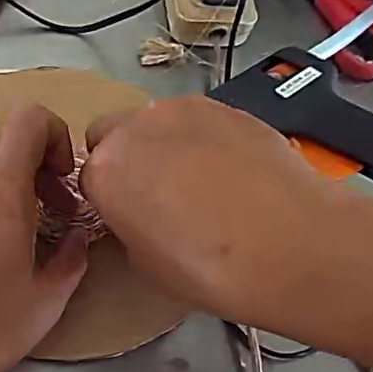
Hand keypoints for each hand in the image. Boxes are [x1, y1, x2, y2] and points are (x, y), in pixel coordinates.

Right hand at [80, 96, 372, 331]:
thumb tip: (136, 213)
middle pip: (110, 134)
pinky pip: (194, 119)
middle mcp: (133, 130)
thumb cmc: (207, 266)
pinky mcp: (224, 105)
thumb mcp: (143, 260)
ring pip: (152, 122)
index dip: (105, 196)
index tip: (124, 213)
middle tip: (152, 192)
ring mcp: (181, 111)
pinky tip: (224, 169)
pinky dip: (199, 137)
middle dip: (123, 157)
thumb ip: (125, 223)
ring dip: (159, 144)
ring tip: (194, 181)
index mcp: (103, 172)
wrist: (286, 244)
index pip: (86, 176)